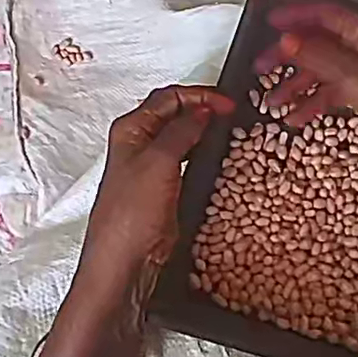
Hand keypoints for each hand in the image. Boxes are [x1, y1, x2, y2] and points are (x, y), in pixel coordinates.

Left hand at [75, 85, 234, 304]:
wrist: (125, 261)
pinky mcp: (163, 187)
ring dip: (204, 128)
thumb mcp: (159, 162)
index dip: (200, 96)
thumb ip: (182, 130)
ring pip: (181, 135)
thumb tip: (203, 109)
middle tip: (232, 111)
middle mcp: (138, 143)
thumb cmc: (131, 214)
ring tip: (229, 128)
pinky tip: (216, 154)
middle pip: (174, 112)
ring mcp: (151, 165)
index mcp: (130, 129)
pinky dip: (202, 150)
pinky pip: (186, 158)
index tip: (228, 104)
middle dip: (203, 106)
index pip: (169, 97)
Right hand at [254, 4, 357, 151]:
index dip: (295, 17)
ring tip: (273, 104)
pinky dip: (316, 102)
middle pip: (320, 42)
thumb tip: (287, 39)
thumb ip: (320, 57)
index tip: (268, 23)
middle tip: (261, 69)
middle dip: (289, 57)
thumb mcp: (356, 79)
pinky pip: (335, 90)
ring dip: (298, 86)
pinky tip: (298, 118)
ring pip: (324, 69)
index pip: (325, 14)